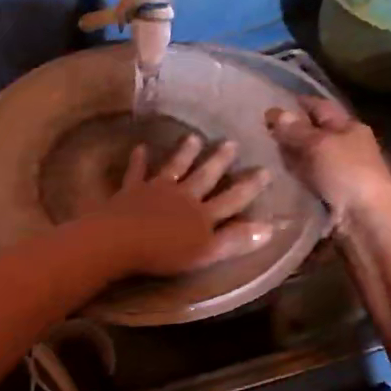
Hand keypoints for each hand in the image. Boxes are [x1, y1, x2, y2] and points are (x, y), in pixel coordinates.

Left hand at [85, 135, 276, 275]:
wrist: (120, 239)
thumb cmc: (164, 253)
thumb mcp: (206, 253)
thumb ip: (235, 240)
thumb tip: (270, 228)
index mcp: (203, 215)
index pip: (233, 199)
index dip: (249, 186)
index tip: (265, 169)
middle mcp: (184, 197)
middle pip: (205, 176)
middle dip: (219, 160)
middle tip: (231, 142)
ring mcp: (156, 190)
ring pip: (175, 167)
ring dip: (184, 152)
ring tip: (194, 137)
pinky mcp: (132, 190)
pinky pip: (137, 172)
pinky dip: (139, 160)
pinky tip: (140, 147)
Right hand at [265, 97, 390, 218]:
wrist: (365, 219)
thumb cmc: (347, 173)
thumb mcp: (319, 144)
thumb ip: (296, 129)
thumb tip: (275, 111)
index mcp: (348, 127)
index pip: (319, 107)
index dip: (297, 102)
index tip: (269, 101)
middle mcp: (344, 145)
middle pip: (311, 131)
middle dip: (287, 129)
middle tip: (254, 128)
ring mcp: (335, 169)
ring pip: (304, 155)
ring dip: (285, 154)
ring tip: (254, 150)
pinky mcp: (326, 191)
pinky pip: (302, 176)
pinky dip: (288, 174)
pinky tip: (269, 173)